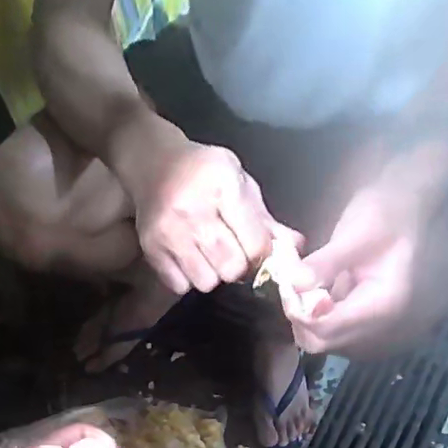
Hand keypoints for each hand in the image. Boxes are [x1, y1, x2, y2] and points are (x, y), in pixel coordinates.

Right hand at [125, 134, 277, 294]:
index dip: (260, 255)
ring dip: (212, 275)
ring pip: (206, 282)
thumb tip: (297, 250)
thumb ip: (267, 221)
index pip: (255, 246)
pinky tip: (188, 258)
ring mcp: (168, 231)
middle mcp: (193, 209)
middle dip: (237, 267)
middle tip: (231, 253)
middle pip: (231, 269)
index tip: (255, 249)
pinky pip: (180, 285)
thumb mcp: (240, 184)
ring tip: (208, 256)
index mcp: (222, 186)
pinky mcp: (150, 247)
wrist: (151, 161)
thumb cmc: (204, 173)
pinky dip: (188, 278)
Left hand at [292, 184, 447, 356]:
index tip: (287, 282)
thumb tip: (292, 283)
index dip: (298, 309)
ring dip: (310, 319)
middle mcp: (387, 331)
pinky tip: (323, 294)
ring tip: (308, 285)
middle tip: (292, 283)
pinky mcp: (378, 334)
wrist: (418, 213)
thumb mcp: (356, 231)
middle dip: (301, 315)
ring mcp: (383, 337)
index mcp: (386, 306)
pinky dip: (324, 320)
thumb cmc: (390, 213)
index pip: (326, 328)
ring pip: (329, 343)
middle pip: (325, 342)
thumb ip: (325, 262)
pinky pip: (340, 338)